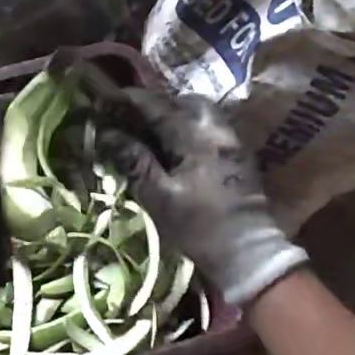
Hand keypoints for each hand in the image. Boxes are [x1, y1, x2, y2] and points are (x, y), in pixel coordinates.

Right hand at [97, 90, 307, 307]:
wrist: (248, 253)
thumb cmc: (199, 226)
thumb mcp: (158, 196)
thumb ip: (134, 160)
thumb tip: (107, 134)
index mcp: (195, 135)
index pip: (156, 105)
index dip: (129, 101)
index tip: (106, 101)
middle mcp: (216, 129)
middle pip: (180, 101)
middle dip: (154, 106)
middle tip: (130, 119)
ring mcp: (231, 141)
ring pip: (197, 113)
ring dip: (172, 116)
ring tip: (151, 133)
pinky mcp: (237, 156)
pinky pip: (208, 128)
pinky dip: (187, 130)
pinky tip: (174, 149)